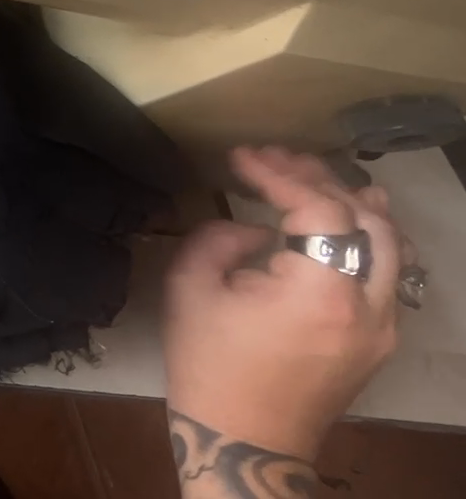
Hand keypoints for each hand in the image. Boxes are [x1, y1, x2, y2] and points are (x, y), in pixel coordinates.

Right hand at [164, 147, 403, 462]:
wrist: (246, 428)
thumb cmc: (208, 356)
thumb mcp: (191, 287)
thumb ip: (219, 241)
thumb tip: (250, 228)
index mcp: (319, 293)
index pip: (321, 212)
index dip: (281, 175)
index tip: (239, 157)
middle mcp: (370, 306)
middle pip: (369, 222)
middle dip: (319, 179)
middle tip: (271, 156)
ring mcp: (385, 324)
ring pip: (393, 245)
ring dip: (351, 202)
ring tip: (308, 173)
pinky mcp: (379, 334)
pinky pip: (390, 271)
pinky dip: (368, 233)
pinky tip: (349, 213)